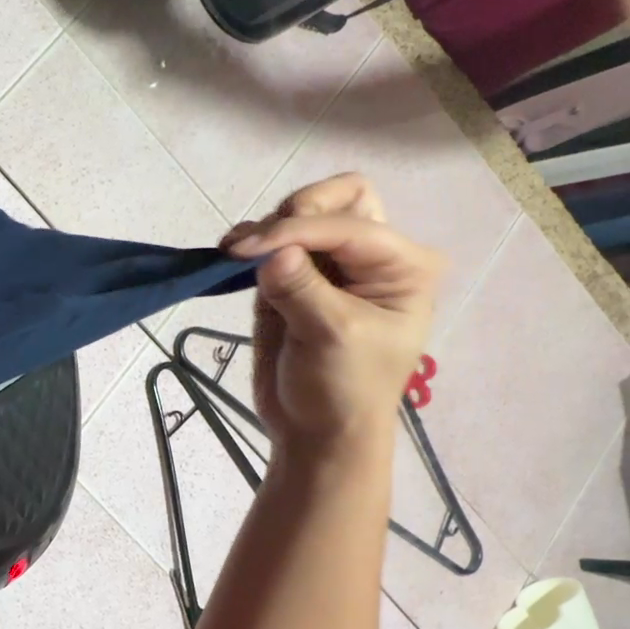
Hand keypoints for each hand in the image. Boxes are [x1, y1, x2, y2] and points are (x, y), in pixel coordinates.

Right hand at [223, 174, 445, 457]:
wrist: (318, 429)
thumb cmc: (342, 386)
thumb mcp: (331, 336)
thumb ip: (303, 290)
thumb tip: (271, 255)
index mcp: (401, 265)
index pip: (348, 225)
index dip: (295, 230)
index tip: (242, 251)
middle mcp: (370, 257)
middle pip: (340, 200)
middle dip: (296, 211)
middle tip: (256, 241)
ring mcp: (330, 269)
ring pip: (304, 218)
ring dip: (268, 229)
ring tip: (232, 252)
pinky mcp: (293, 285)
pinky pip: (274, 250)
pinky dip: (251, 247)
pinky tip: (228, 259)